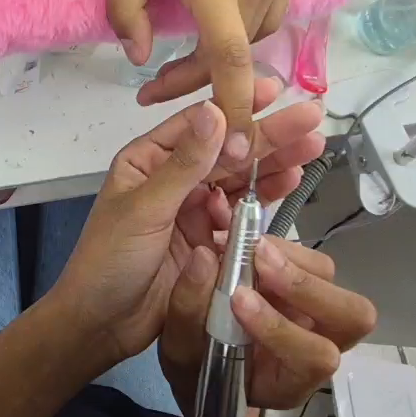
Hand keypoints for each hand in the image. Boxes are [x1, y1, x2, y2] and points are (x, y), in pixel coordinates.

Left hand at [45, 79, 323, 365]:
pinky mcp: (207, 240)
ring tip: (313, 148)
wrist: (102, 324)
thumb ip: (184, 164)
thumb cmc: (110, 259)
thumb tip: (214, 110)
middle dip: (267, 136)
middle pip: (225, 151)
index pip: (197, 125)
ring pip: (238, 180)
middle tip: (312, 119)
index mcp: (147, 160)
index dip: (235, 108)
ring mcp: (191, 209)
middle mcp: (171, 178)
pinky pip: (241, 214)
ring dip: (273, 164)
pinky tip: (291, 182)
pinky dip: (265, 200)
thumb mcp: (145, 209)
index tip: (274, 92)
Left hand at [110, 0, 294, 146]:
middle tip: (151, 86)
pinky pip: (266, 18)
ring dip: (217, 57)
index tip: (235, 147)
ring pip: (252, 40)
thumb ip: (125, 13)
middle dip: (197, 81)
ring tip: (174, 56)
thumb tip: (139, 60)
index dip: (232, 106)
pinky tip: (209, 26)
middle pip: (235, 56)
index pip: (231, 58)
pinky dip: (237, 33)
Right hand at [159, 235, 376, 412]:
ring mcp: (315, 315)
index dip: (281, 327)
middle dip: (304, 285)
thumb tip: (203, 256)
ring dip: (292, 259)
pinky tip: (249, 245)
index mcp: (289, 381)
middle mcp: (315, 348)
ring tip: (249, 246)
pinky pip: (311, 261)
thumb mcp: (179, 348)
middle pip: (352, 316)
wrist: (203, 358)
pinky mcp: (303, 287)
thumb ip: (189, 309)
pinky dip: (283, 247)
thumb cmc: (196, 364)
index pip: (312, 357)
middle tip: (258, 256)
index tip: (237, 299)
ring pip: (332, 280)